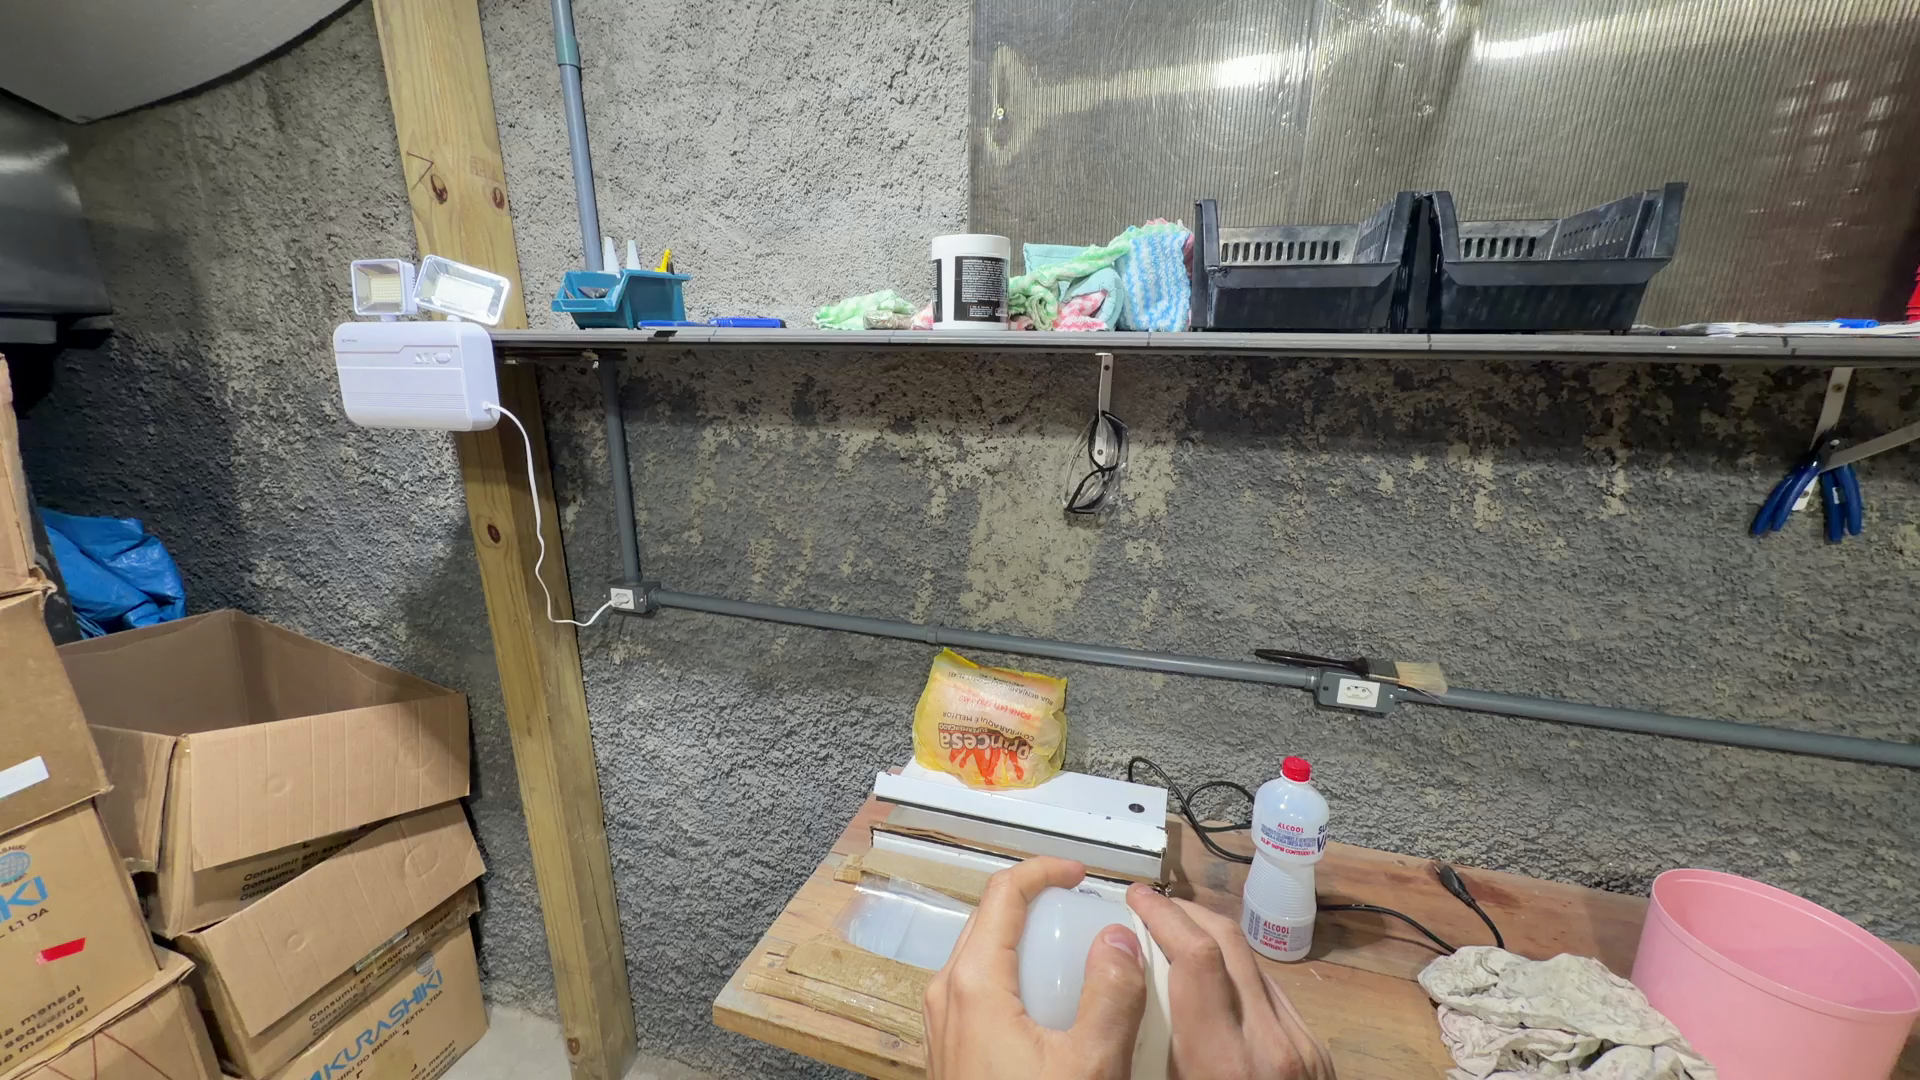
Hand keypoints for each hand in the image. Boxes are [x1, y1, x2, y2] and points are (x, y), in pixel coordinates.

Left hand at [925, 857, 1147, 1079]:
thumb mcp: (1089, 1068)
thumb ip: (1110, 995)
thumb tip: (1118, 936)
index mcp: (972, 980)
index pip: (1004, 892)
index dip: (1044, 870)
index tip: (1081, 873)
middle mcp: (947, 989)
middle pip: (990, 916)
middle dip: (1037, 902)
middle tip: (1081, 910)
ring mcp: (943, 1018)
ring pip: (983, 950)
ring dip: (1025, 937)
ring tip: (1070, 952)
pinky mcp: (949, 1044)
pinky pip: (980, 985)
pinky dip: (1015, 971)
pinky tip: (1049, 1002)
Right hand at [1126, 884, 1334, 1079]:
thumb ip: (1148, 1041)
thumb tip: (1121, 982)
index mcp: (1225, 1063)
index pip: (1198, 955)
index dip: (1163, 913)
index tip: (1135, 896)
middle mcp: (1273, 1044)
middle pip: (1228, 940)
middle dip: (1184, 911)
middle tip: (1150, 907)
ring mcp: (1305, 1048)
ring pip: (1252, 960)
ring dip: (1210, 935)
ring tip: (1176, 936)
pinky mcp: (1320, 1054)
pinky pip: (1270, 989)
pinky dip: (1236, 968)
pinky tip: (1214, 981)